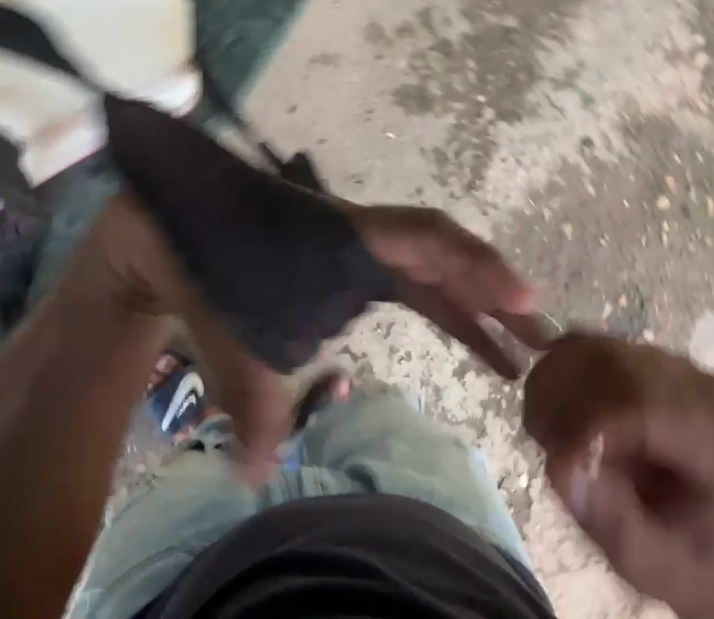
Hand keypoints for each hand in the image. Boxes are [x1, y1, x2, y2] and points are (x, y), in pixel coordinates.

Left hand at [80, 194, 548, 478]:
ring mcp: (360, 252)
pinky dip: (444, 312)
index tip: (522, 301)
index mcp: (346, 240)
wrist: (169, 233)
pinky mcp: (351, 268)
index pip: (428, 240)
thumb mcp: (234, 338)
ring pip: (433, 275)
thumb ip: (251, 406)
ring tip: (518, 357)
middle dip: (495, 296)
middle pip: (445, 258)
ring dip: (476, 310)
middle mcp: (363, 238)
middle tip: (544, 341)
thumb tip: (252, 480)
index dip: (478, 266)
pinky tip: (468, 341)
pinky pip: (412, 288)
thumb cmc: (208, 271)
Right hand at [523, 335, 713, 618]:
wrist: (702, 542)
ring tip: (544, 433)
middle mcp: (709, 393)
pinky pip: (593, 346)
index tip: (553, 458)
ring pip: (598, 349)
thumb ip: (612, 519)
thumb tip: (566, 463)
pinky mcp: (652, 359)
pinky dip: (561, 371)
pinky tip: (554, 412)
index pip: (646, 405)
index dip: (586, 422)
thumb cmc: (677, 558)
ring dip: (556, 383)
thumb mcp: (648, 561)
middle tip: (539, 441)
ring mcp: (681, 369)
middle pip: (617, 365)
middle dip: (564, 399)